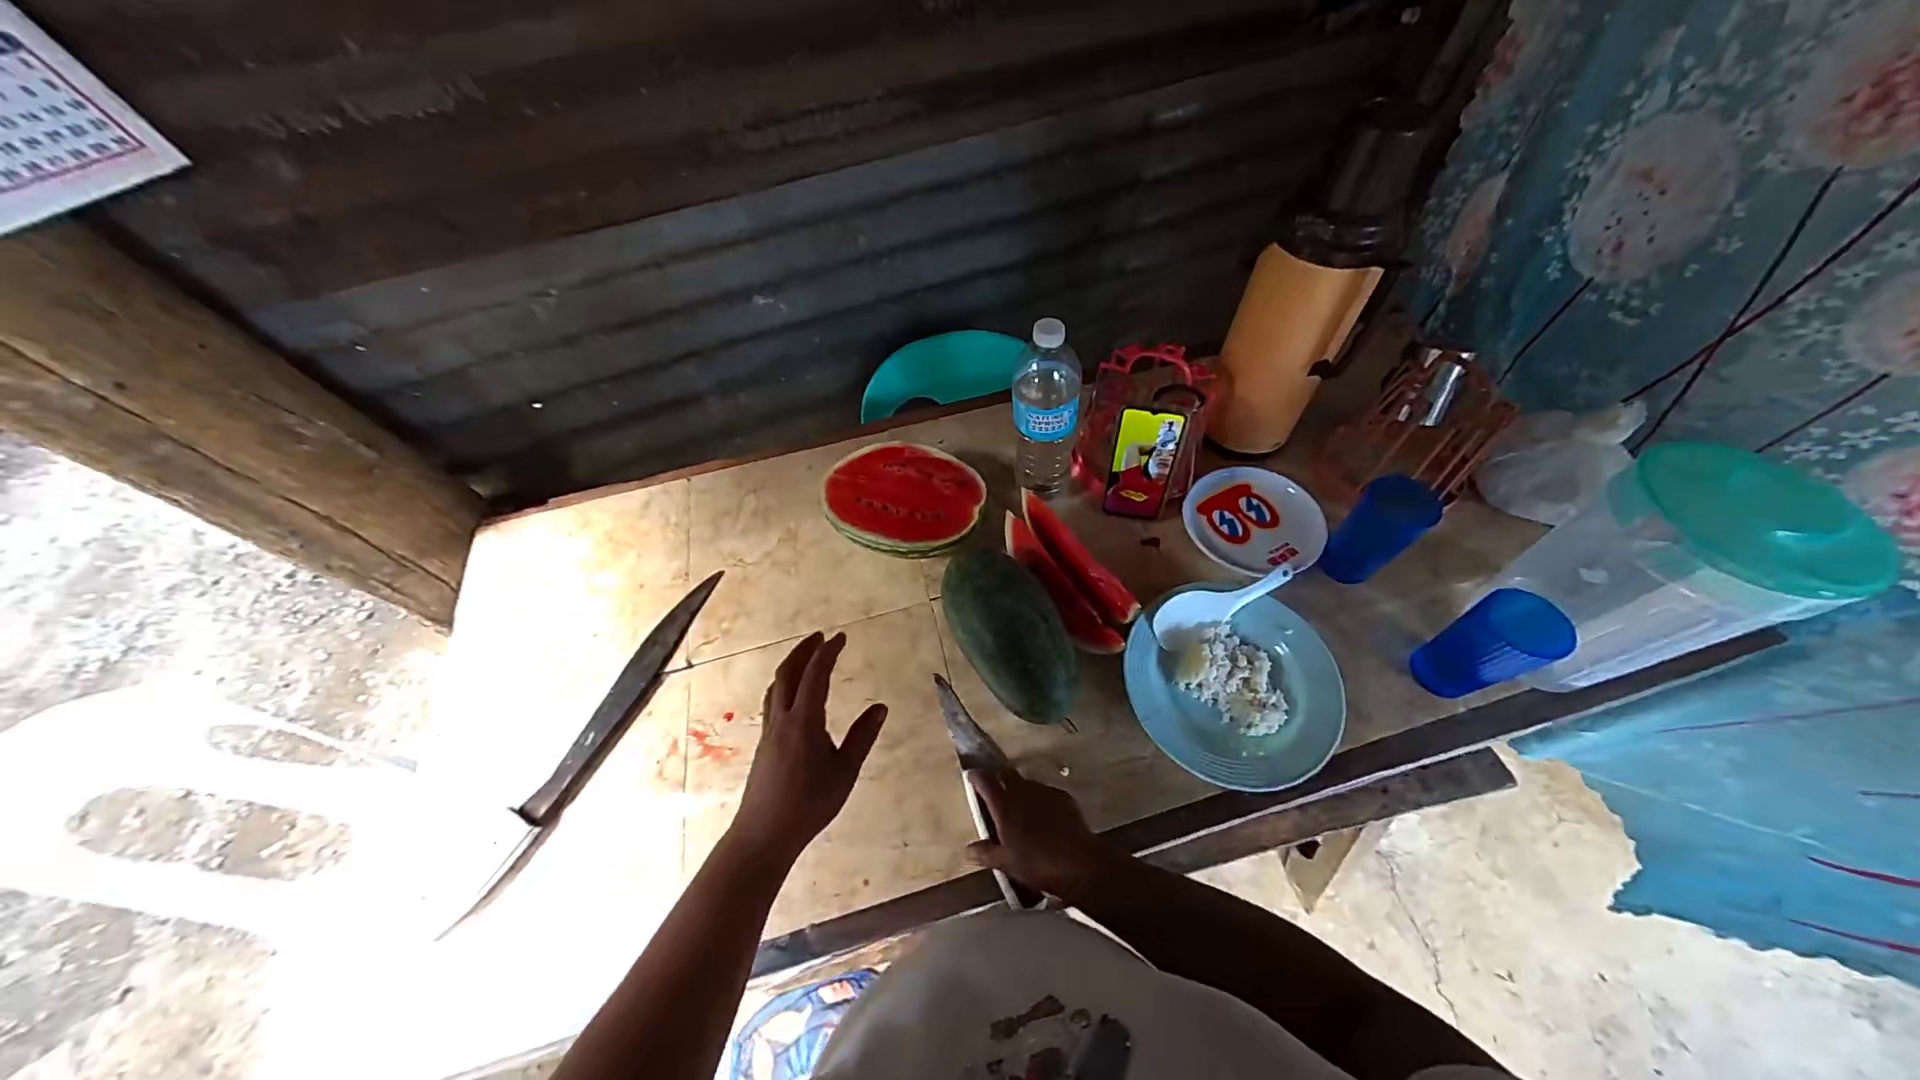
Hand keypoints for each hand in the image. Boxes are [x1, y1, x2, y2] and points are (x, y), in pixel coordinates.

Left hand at [729, 632, 887, 860]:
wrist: (764, 834)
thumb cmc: (809, 805)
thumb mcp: (845, 772)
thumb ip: (862, 737)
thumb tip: (881, 707)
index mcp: (804, 721)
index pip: (816, 675)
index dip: (828, 652)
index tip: (840, 637)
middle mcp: (782, 719)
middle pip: (788, 673)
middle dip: (803, 650)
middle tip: (820, 637)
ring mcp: (769, 732)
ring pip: (776, 687)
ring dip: (791, 666)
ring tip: (806, 658)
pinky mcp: (764, 744)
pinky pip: (772, 702)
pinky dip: (784, 685)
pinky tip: (792, 697)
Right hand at [965, 769, 1129, 903]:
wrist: (1078, 863)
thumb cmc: (1037, 863)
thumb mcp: (1006, 863)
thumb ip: (986, 853)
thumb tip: (968, 849)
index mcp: (1004, 805)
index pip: (985, 781)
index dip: (977, 777)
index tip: (972, 776)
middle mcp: (1023, 791)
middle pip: (1007, 775)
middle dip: (1000, 779)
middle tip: (996, 790)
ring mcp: (1045, 792)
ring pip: (1028, 784)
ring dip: (1022, 791)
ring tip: (1022, 808)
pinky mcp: (1064, 797)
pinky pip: (1047, 793)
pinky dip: (1041, 801)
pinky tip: (1045, 817)